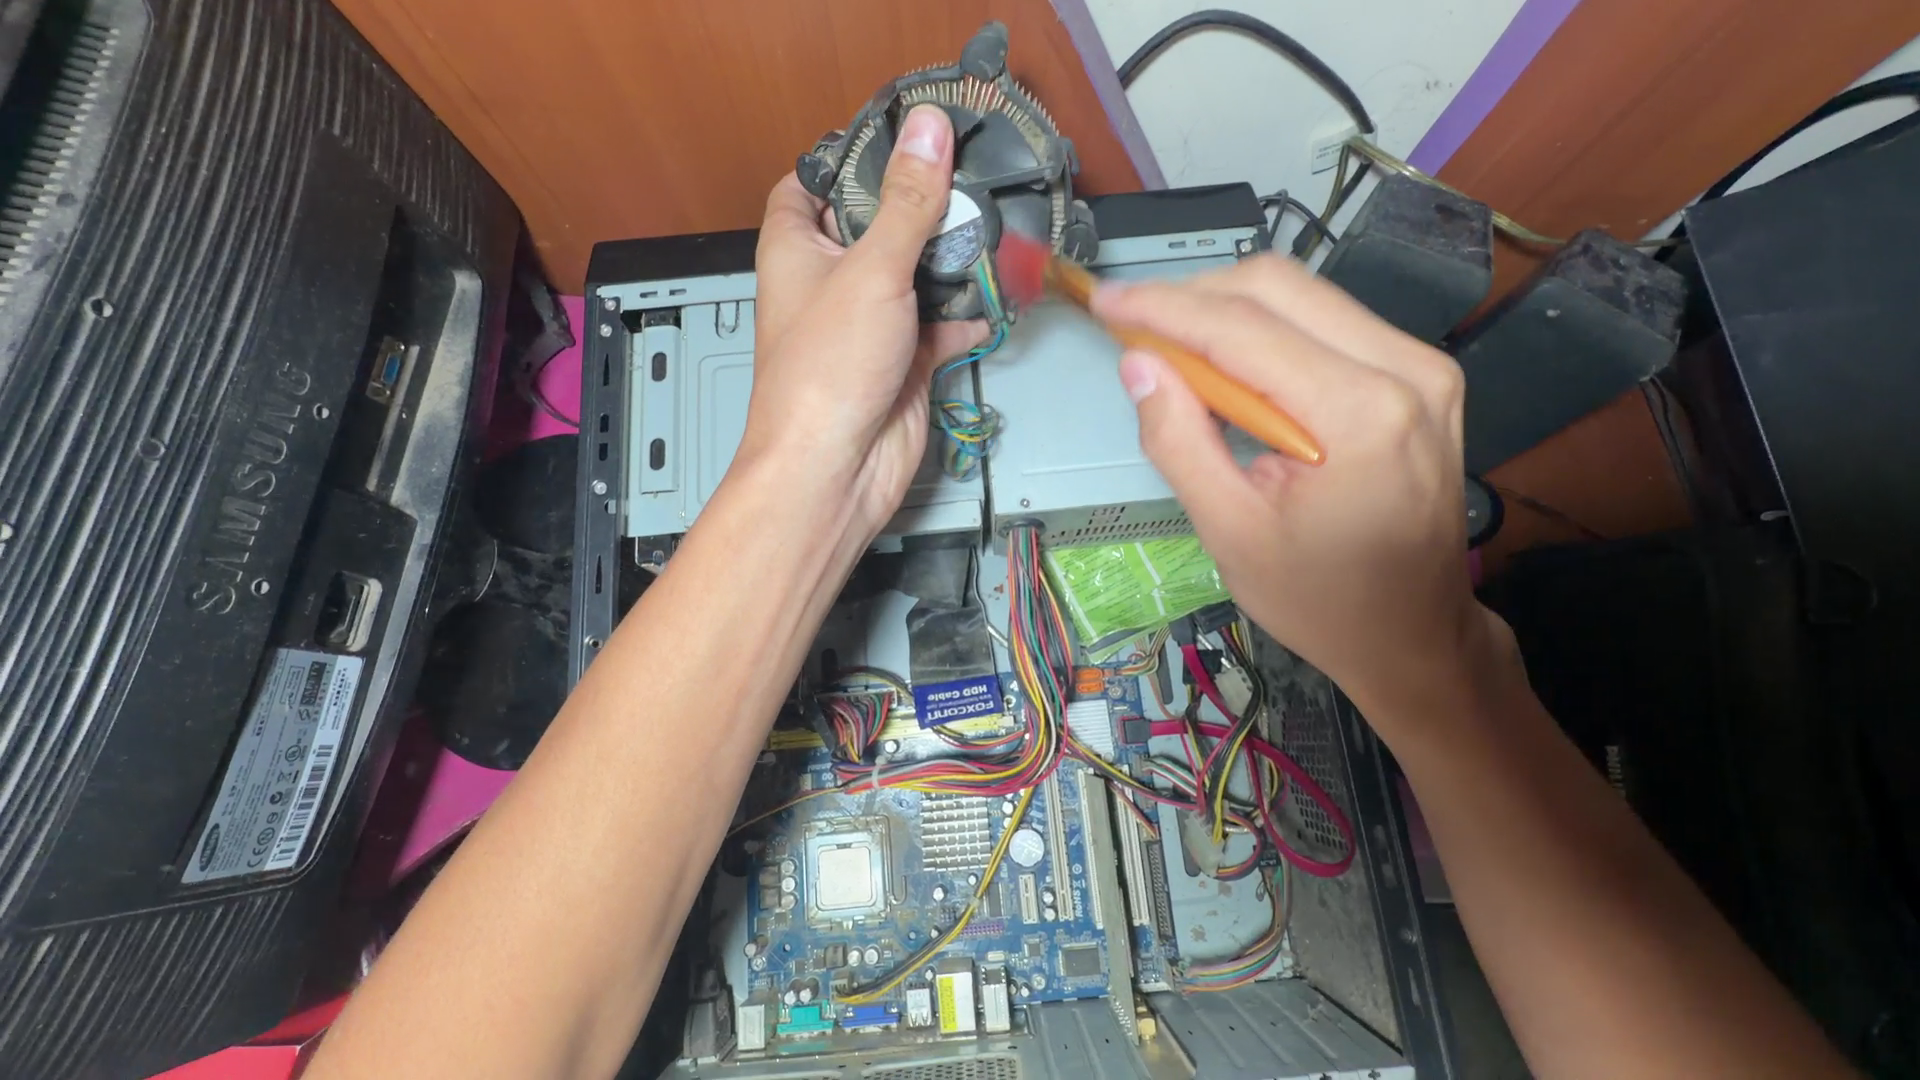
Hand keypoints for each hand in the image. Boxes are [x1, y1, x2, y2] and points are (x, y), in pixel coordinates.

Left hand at [740, 105, 986, 538]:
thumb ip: (906, 201)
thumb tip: (927, 129)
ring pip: (916, 274)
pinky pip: (941, 324)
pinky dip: (968, 315)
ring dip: (953, 259)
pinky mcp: (904, 359)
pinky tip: (999, 297)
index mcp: (798, 246)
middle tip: (971, 176)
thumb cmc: (825, 371)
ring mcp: (870, 322)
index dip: (850, 156)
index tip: (903, 138)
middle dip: (922, 205)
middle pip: (879, 224)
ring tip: (995, 228)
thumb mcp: (871, 269)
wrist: (838, 470)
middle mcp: (832, 280)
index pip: (813, 180)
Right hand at [1094, 256, 1509, 717]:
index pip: (1243, 327)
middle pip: (1278, 287)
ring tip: (1174, 350)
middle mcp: (1404, 368)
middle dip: (1194, 298)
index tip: (1105, 301)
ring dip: (1227, 310)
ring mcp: (1422, 365)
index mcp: (1359, 412)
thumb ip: (1178, 440)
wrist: (1413, 634)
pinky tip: (1230, 368)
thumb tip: (1138, 364)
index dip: (1164, 307)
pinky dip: (1266, 332)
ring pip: (1303, 295)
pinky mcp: (1420, 375)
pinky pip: (1328, 322)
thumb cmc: (1319, 599)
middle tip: (1137, 331)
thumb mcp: (1229, 531)